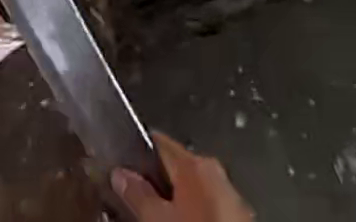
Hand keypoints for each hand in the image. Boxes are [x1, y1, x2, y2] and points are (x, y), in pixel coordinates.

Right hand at [113, 133, 252, 221]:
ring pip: (189, 190)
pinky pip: (204, 206)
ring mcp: (228, 196)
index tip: (120, 163)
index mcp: (195, 163)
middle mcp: (214, 172)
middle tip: (134, 199)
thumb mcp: (158, 219)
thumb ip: (138, 194)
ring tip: (154, 216)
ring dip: (172, 200)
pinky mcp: (236, 217)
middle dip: (154, 181)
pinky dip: (191, 213)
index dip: (136, 151)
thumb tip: (120, 174)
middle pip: (173, 167)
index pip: (157, 141)